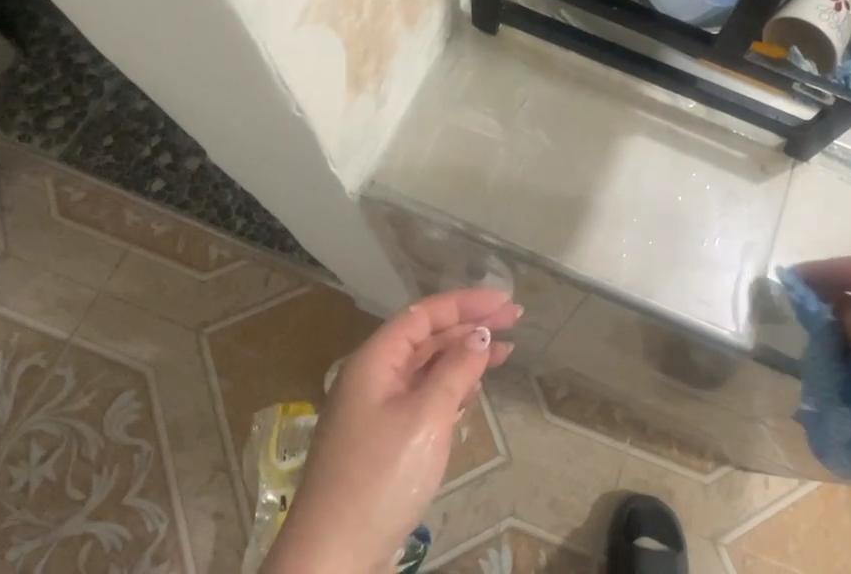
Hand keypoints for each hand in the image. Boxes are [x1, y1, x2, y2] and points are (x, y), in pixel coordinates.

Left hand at [268, 289, 520, 573]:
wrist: (333, 555)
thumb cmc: (380, 476)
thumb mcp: (426, 417)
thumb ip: (456, 370)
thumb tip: (481, 334)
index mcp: (374, 361)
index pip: (424, 314)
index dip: (466, 303)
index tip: (507, 302)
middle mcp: (372, 377)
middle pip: (426, 337)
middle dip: (470, 324)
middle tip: (517, 321)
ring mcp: (376, 409)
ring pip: (425, 366)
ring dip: (464, 354)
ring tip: (506, 351)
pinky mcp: (383, 439)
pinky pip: (422, 395)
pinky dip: (451, 385)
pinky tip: (473, 388)